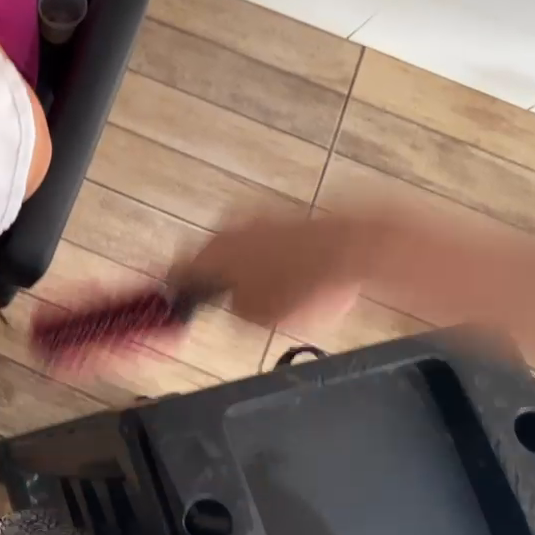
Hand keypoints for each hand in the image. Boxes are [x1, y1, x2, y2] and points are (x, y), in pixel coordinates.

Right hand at [169, 215, 376, 331]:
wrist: (355, 250)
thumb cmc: (300, 285)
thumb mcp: (255, 319)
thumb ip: (234, 311)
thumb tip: (236, 303)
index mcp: (210, 252)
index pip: (178, 272)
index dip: (180, 293)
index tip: (184, 307)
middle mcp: (230, 228)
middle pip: (213, 256)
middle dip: (221, 277)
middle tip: (235, 304)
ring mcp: (263, 216)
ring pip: (246, 247)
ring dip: (253, 267)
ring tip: (277, 295)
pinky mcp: (295, 215)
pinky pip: (277, 241)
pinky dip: (282, 257)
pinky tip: (302, 279)